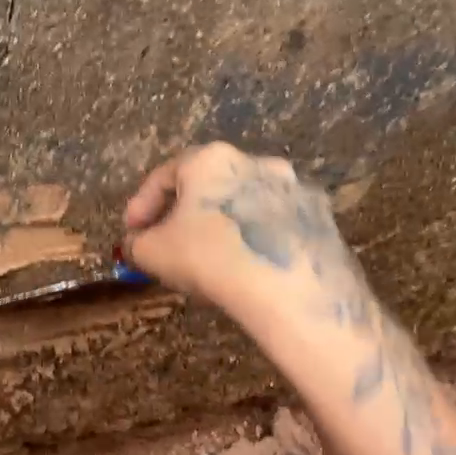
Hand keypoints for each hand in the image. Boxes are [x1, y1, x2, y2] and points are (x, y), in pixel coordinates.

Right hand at [121, 141, 349, 324]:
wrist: (291, 294)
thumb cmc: (209, 258)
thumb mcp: (149, 252)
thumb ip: (136, 242)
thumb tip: (138, 243)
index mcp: (211, 160)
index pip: (163, 176)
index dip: (140, 205)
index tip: (131, 232)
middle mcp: (256, 163)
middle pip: (207, 187)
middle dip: (184, 213)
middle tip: (167, 242)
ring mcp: (296, 190)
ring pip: (244, 205)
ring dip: (222, 226)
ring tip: (208, 259)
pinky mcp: (323, 221)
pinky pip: (275, 227)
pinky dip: (255, 241)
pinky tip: (244, 270)